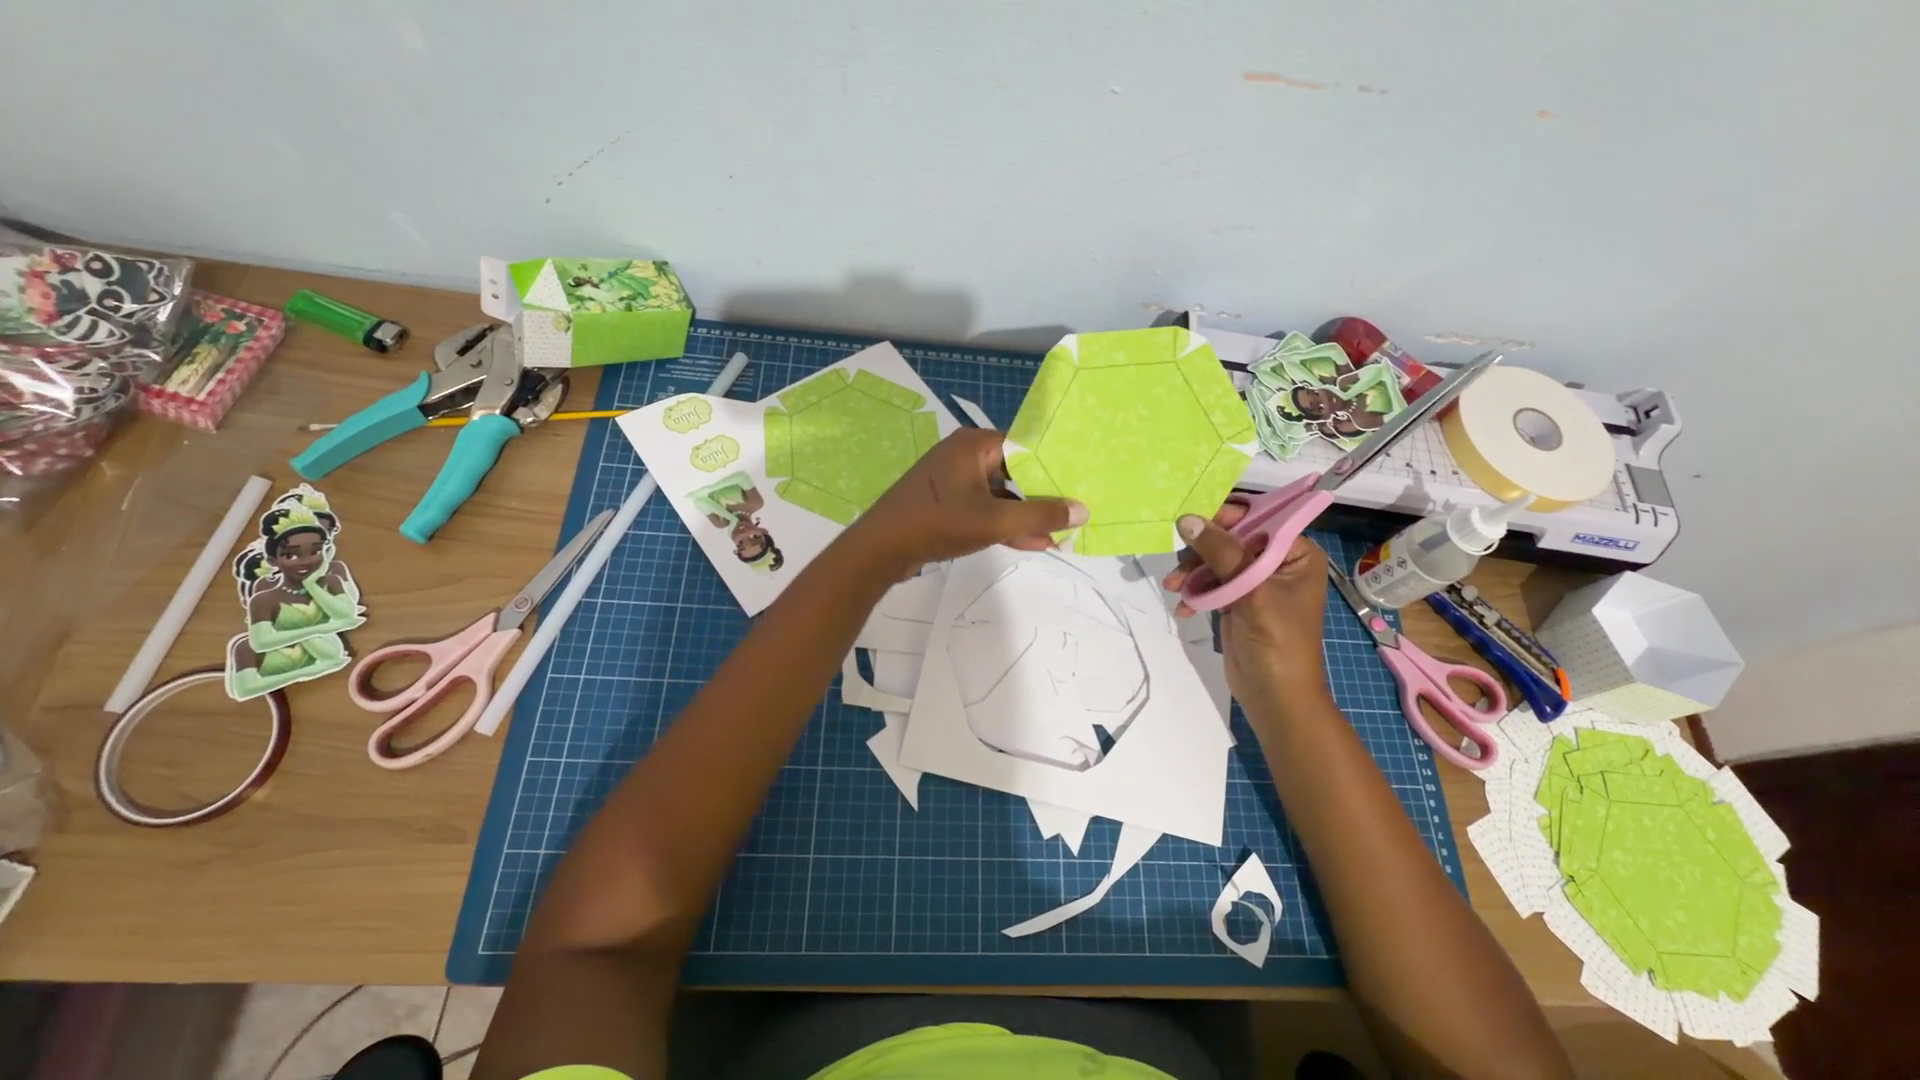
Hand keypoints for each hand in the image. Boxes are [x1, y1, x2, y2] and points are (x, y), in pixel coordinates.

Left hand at [845, 428, 1086, 577]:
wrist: (880, 549)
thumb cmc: (937, 523)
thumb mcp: (995, 521)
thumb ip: (1040, 515)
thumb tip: (1082, 510)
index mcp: (975, 444)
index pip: (1027, 447)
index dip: (1056, 466)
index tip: (1083, 483)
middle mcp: (965, 455)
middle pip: (1017, 471)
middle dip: (1044, 497)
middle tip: (1078, 513)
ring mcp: (955, 480)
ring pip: (1003, 494)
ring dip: (1027, 516)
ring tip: (1061, 536)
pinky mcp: (948, 504)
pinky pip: (986, 509)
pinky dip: (1006, 524)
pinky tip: (1034, 543)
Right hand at [1161, 503, 1331, 707]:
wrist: (1275, 697)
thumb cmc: (1278, 641)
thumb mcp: (1252, 592)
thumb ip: (1220, 552)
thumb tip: (1187, 519)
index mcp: (1296, 553)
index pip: (1259, 518)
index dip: (1225, 517)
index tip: (1192, 520)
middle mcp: (1277, 562)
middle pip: (1232, 538)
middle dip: (1202, 549)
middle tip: (1179, 563)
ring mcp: (1255, 582)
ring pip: (1215, 560)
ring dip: (1193, 572)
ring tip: (1173, 588)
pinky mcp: (1237, 601)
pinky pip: (1210, 583)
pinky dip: (1195, 592)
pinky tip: (1184, 607)